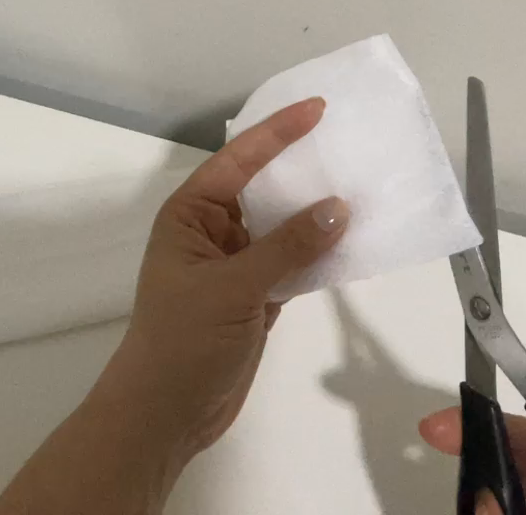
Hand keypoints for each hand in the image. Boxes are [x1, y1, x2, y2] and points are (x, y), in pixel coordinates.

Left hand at [98, 96, 350, 457]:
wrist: (165, 416)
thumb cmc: (183, 340)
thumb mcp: (233, 287)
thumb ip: (287, 247)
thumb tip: (338, 206)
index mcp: (192, 213)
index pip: (239, 159)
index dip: (277, 132)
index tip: (317, 109)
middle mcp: (214, 230)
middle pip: (263, 188)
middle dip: (301, 168)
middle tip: (346, 142)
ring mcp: (236, 263)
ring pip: (282, 226)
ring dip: (315, 213)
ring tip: (361, 187)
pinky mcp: (255, 294)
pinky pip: (292, 262)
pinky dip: (318, 253)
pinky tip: (352, 242)